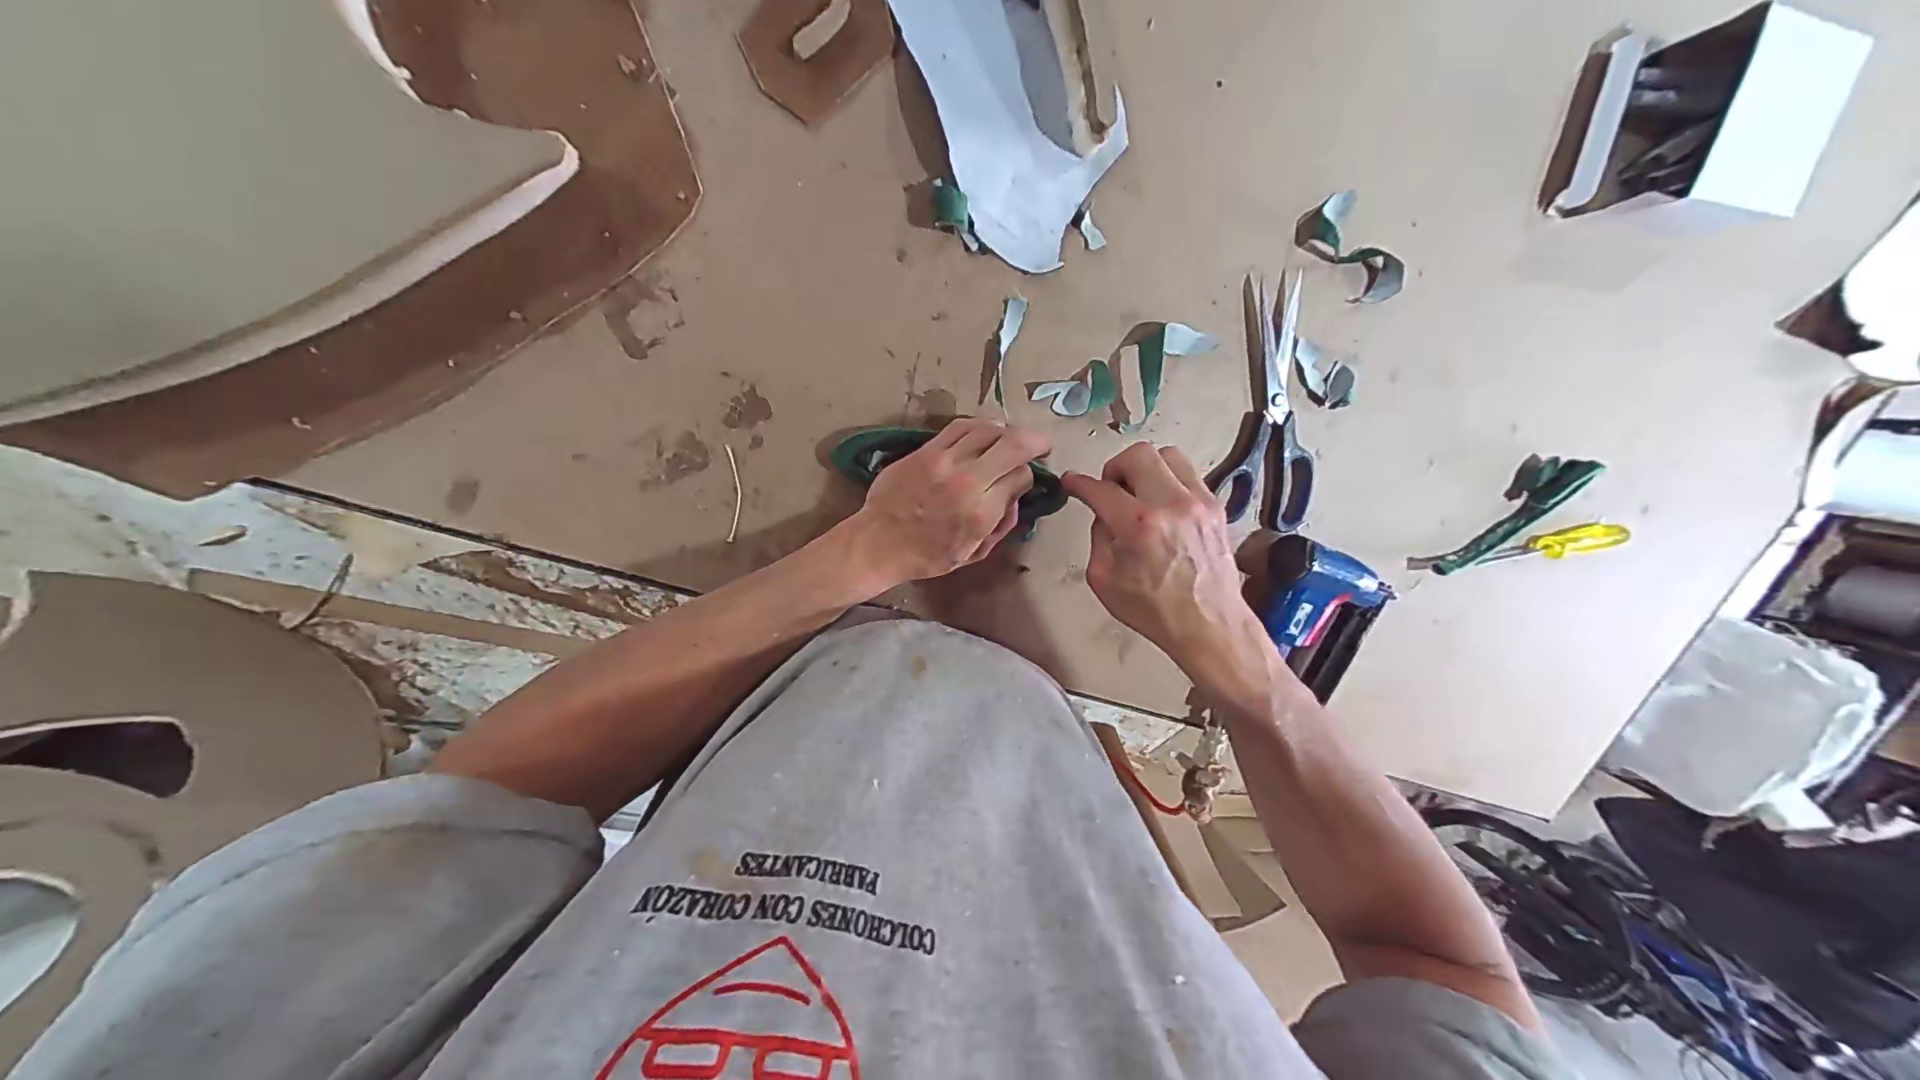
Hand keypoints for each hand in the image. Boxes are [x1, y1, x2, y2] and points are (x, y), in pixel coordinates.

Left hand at [843, 418, 1050, 586]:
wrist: (879, 543)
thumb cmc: (927, 556)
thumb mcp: (973, 553)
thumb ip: (1000, 526)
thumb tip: (1015, 498)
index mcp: (981, 512)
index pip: (1021, 477)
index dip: (1028, 476)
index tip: (1023, 480)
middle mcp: (967, 481)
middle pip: (1013, 444)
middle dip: (1034, 441)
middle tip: (1041, 443)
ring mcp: (944, 462)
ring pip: (988, 429)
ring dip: (1006, 431)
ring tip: (1010, 437)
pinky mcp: (926, 451)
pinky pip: (960, 426)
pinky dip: (979, 425)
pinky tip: (984, 431)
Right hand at [1062, 443, 1281, 698]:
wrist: (1209, 625)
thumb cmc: (1157, 611)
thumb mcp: (1104, 580)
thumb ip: (1098, 538)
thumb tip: (1103, 513)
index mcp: (1139, 526)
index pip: (1101, 488)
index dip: (1080, 483)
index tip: (1072, 482)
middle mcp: (1172, 505)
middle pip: (1137, 455)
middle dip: (1115, 468)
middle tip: (1110, 489)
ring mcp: (1199, 502)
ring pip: (1168, 455)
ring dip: (1146, 468)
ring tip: (1139, 493)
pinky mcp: (1216, 507)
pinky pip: (1188, 474)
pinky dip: (1170, 481)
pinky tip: (1162, 505)